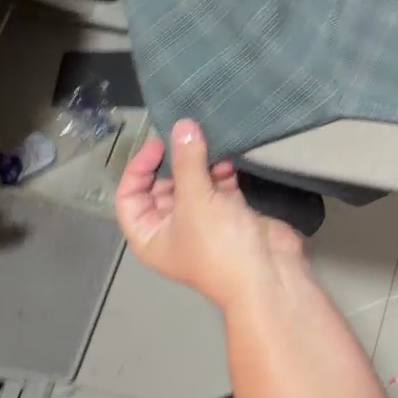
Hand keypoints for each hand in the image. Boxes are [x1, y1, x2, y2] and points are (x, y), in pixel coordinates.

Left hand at [115, 119, 306, 311]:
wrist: (267, 273)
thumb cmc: (219, 244)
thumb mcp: (196, 201)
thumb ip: (188, 161)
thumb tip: (182, 125)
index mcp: (149, 235)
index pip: (129, 196)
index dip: (139, 168)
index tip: (160, 143)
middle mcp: (172, 228)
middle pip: (163, 188)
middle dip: (175, 163)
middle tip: (190, 137)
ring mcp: (204, 222)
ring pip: (194, 186)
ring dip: (201, 165)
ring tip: (213, 145)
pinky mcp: (231, 215)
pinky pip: (219, 188)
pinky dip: (222, 173)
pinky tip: (230, 160)